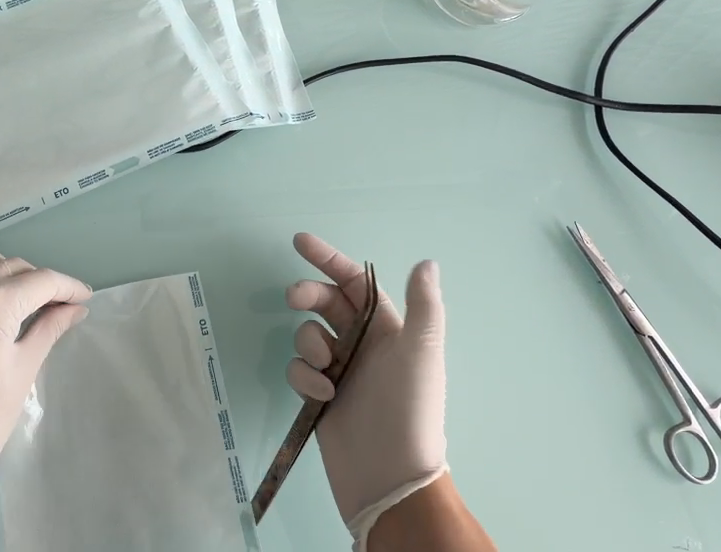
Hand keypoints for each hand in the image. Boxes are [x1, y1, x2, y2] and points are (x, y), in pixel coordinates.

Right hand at [286, 233, 448, 546]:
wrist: (390, 478)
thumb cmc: (410, 410)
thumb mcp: (422, 353)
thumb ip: (423, 305)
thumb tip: (426, 261)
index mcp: (388, 330)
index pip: (355, 283)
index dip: (328, 259)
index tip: (299, 241)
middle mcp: (362, 344)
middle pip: (325, 302)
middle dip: (308, 294)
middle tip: (294, 298)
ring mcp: (338, 370)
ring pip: (307, 334)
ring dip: (309, 343)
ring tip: (326, 369)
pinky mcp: (318, 394)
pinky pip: (298, 368)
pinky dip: (305, 376)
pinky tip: (322, 395)